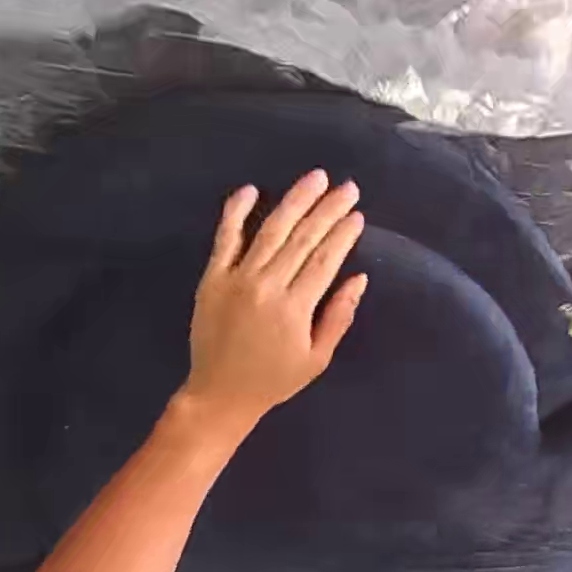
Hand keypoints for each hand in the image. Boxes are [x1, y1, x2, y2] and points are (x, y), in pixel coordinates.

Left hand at [179, 169, 367, 437]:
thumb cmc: (273, 381)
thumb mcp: (316, 359)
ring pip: (270, 230)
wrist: (220, 393)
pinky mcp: (212, 278)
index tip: (357, 214)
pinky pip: (225, 238)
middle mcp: (266, 286)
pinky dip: (235, 211)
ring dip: (295, 200)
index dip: (342, 234)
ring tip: (315, 178)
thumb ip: (338, 317)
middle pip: (302, 237)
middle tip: (347, 187)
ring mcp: (236, 279)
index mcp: (294, 308)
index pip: (324, 260)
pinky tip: (251, 189)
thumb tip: (358, 278)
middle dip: (327, 209)